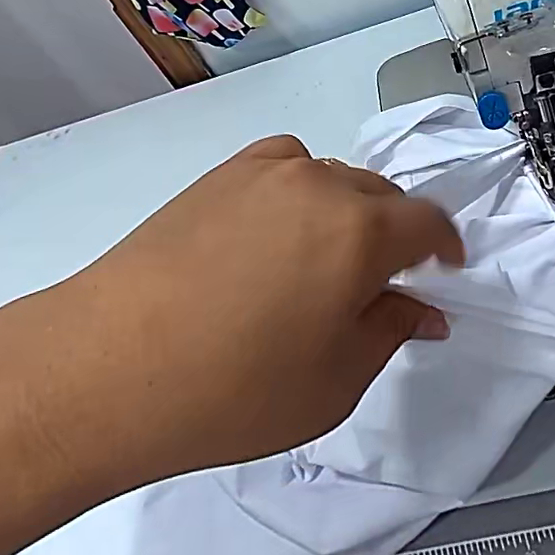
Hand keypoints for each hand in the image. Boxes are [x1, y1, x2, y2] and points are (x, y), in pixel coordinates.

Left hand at [4, 136, 461, 490]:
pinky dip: (300, 189)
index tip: (442, 273)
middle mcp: (322, 184)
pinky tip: (276, 228)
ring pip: (334, 179)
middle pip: (383, 196)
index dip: (445, 248)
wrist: (110, 364)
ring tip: (319, 261)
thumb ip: (390, 331)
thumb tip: (423, 311)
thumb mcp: (334, 381)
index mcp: (362, 231)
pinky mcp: (223, 173)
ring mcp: (267, 172)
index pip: (429, 222)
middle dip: (394, 236)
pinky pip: (286, 165)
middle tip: (375, 286)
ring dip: (347, 213)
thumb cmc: (234, 389)